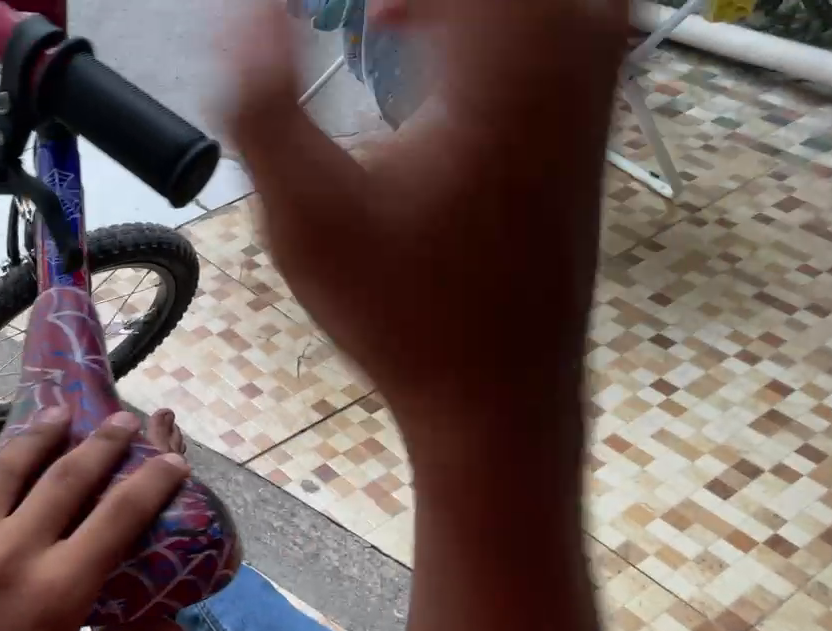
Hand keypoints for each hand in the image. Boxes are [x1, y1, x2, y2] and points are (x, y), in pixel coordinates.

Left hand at [0, 408, 189, 630]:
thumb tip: (178, 627)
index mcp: (59, 590)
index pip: (119, 515)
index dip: (152, 481)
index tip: (172, 461)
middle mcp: (10, 554)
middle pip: (65, 477)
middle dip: (102, 443)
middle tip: (122, 421)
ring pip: (2, 469)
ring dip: (35, 436)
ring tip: (58, 415)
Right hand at [225, 0, 628, 466]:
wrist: (493, 390)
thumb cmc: (398, 311)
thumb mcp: (306, 216)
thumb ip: (262, 109)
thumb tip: (244, 16)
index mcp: (502, 55)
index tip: (304, 9)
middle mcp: (566, 50)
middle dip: (406, 0)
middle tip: (357, 19)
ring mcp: (587, 88)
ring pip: (534, 1)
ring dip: (446, 10)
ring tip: (383, 19)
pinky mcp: (583, 126)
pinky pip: (552, 23)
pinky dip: (490, 20)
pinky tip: (429, 52)